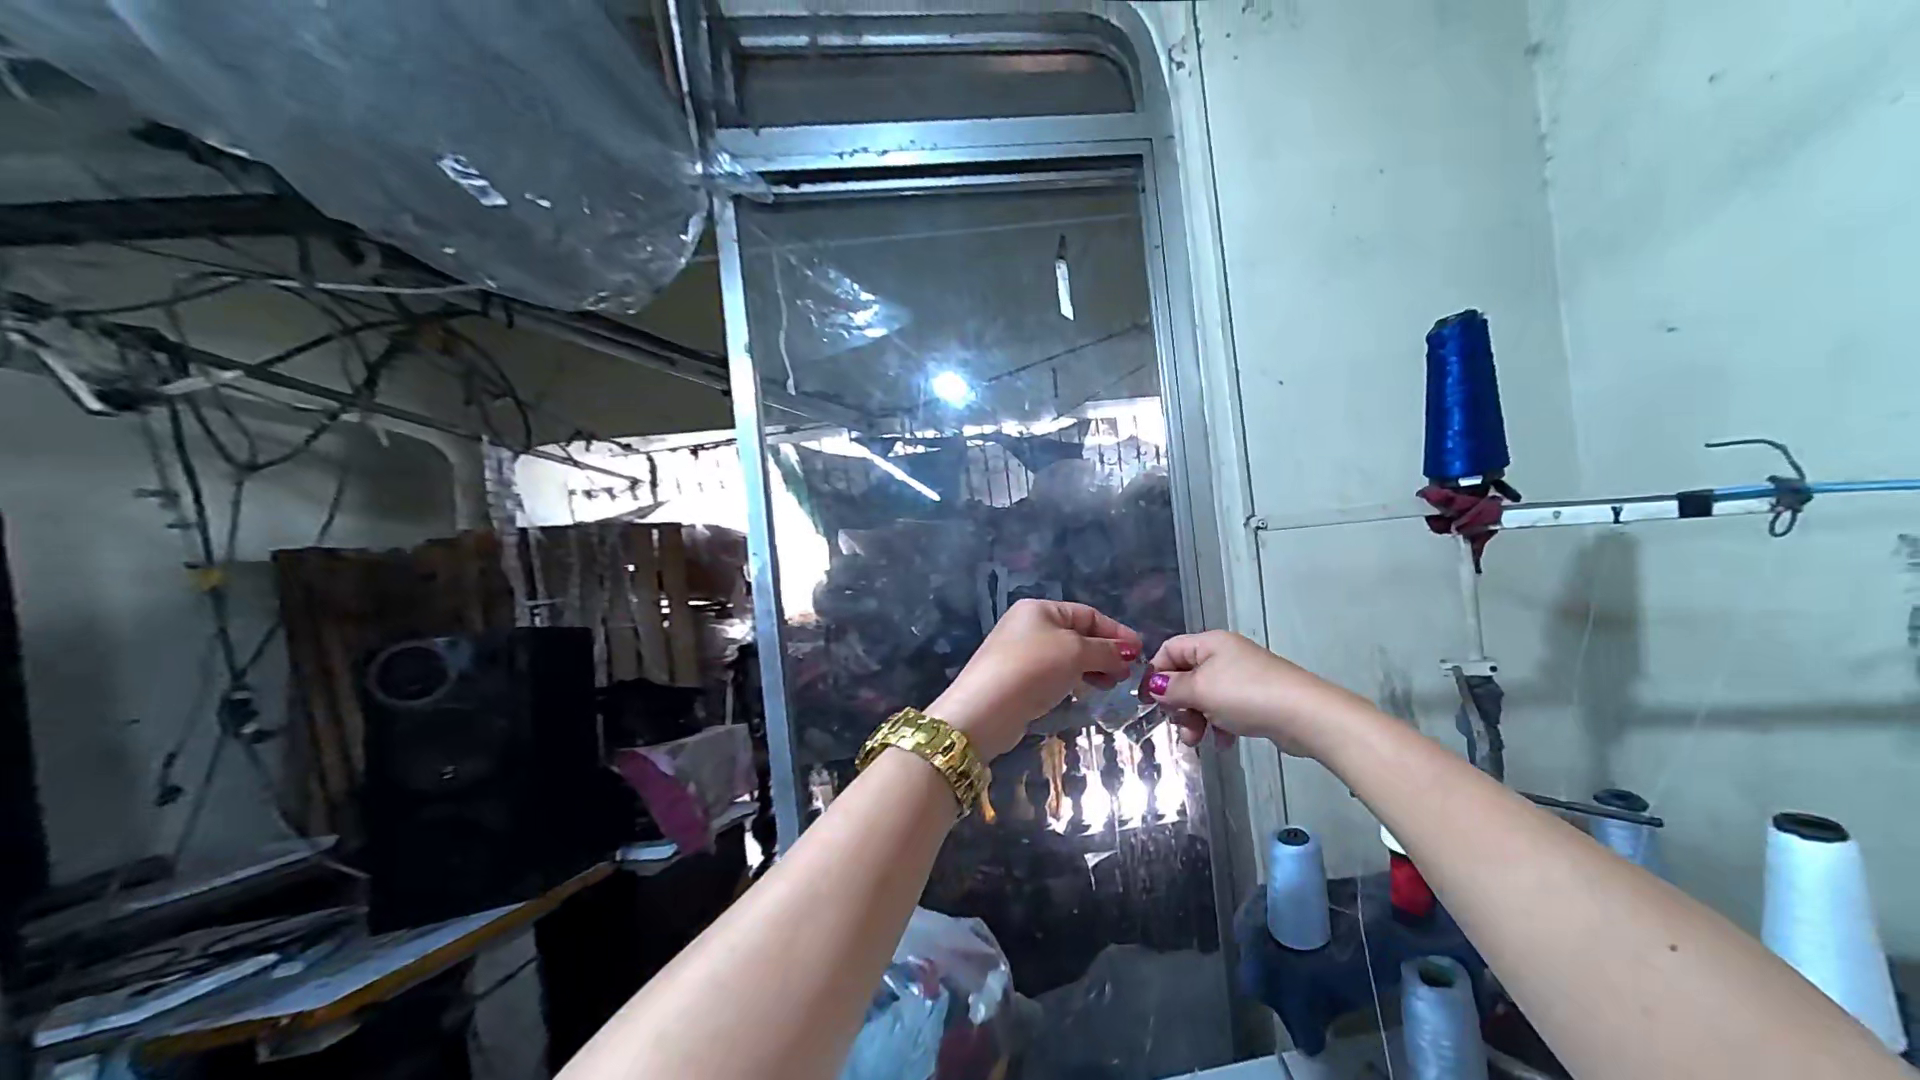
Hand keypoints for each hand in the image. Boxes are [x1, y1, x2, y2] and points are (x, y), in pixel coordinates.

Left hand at [929, 599, 1141, 759]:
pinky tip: (1084, 692)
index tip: (1139, 652)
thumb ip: (1106, 650)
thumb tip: (1128, 652)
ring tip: (1111, 685)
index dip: (1115, 632)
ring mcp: (1020, 653)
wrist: (984, 710)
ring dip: (1092, 667)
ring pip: (1067, 655)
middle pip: (1077, 634)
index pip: (1087, 614)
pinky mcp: (1017, 679)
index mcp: (1039, 609)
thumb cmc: (1033, 670)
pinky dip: (1073, 679)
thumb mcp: (1076, 653)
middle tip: (1126, 674)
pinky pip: (1054, 673)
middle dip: (1105, 652)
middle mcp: (1028, 625)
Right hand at [1143, 631, 1342, 756]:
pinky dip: (1218, 724)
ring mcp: (1242, 678)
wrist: (1306, 716)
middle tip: (1181, 725)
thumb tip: (1155, 685)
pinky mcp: (1256, 699)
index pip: (1170, 650)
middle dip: (1178, 703)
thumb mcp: (1201, 690)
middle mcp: (1224, 655)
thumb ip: (1172, 688)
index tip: (1149, 701)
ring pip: (1204, 696)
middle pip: (1185, 675)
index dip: (1156, 673)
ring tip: (1198, 740)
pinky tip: (1222, 742)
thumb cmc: (1247, 695)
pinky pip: (1224, 709)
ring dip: (1195, 718)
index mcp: (1209, 643)